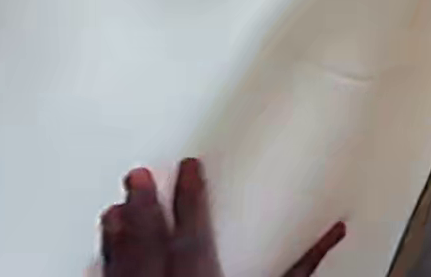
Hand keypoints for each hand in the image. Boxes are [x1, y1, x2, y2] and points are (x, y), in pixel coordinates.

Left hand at [100, 158, 344, 276]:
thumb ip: (305, 264)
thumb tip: (339, 229)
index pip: (193, 229)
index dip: (190, 195)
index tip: (188, 165)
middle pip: (151, 245)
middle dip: (143, 208)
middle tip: (135, 174)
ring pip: (122, 271)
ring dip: (115, 241)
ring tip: (109, 210)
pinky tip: (91, 263)